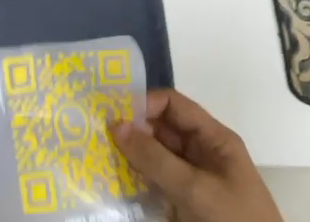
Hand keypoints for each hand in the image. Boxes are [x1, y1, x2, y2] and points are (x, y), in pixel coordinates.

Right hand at [110, 89, 282, 221]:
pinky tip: (114, 181)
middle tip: (96, 134)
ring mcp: (192, 180)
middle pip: (160, 129)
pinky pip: (155, 182)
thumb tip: (115, 124)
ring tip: (98, 155)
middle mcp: (201, 153)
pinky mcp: (184, 205)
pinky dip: (136, 179)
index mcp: (213, 139)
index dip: (143, 104)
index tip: (113, 116)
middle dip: (131, 130)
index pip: (172, 104)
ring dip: (130, 155)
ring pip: (154, 156)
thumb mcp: (196, 190)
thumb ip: (156, 158)